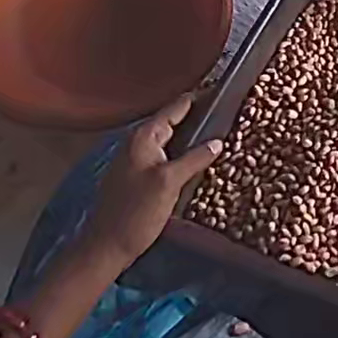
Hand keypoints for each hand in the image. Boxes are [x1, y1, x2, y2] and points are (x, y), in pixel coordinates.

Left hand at [88, 94, 222, 264]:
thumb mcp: (169, 182)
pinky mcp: (141, 176)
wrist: (107, 247)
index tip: (224, 91)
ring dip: (194, 136)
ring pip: (173, 139)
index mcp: (144, 137)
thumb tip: (218, 141)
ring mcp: (139, 159)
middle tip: (230, 112)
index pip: (177, 107)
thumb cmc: (136, 212)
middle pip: (175, 121)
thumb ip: (195, 158)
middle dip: (200, 116)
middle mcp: (139, 142)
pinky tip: (202, 159)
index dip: (200, 98)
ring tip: (222, 132)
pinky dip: (186, 153)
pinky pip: (169, 155)